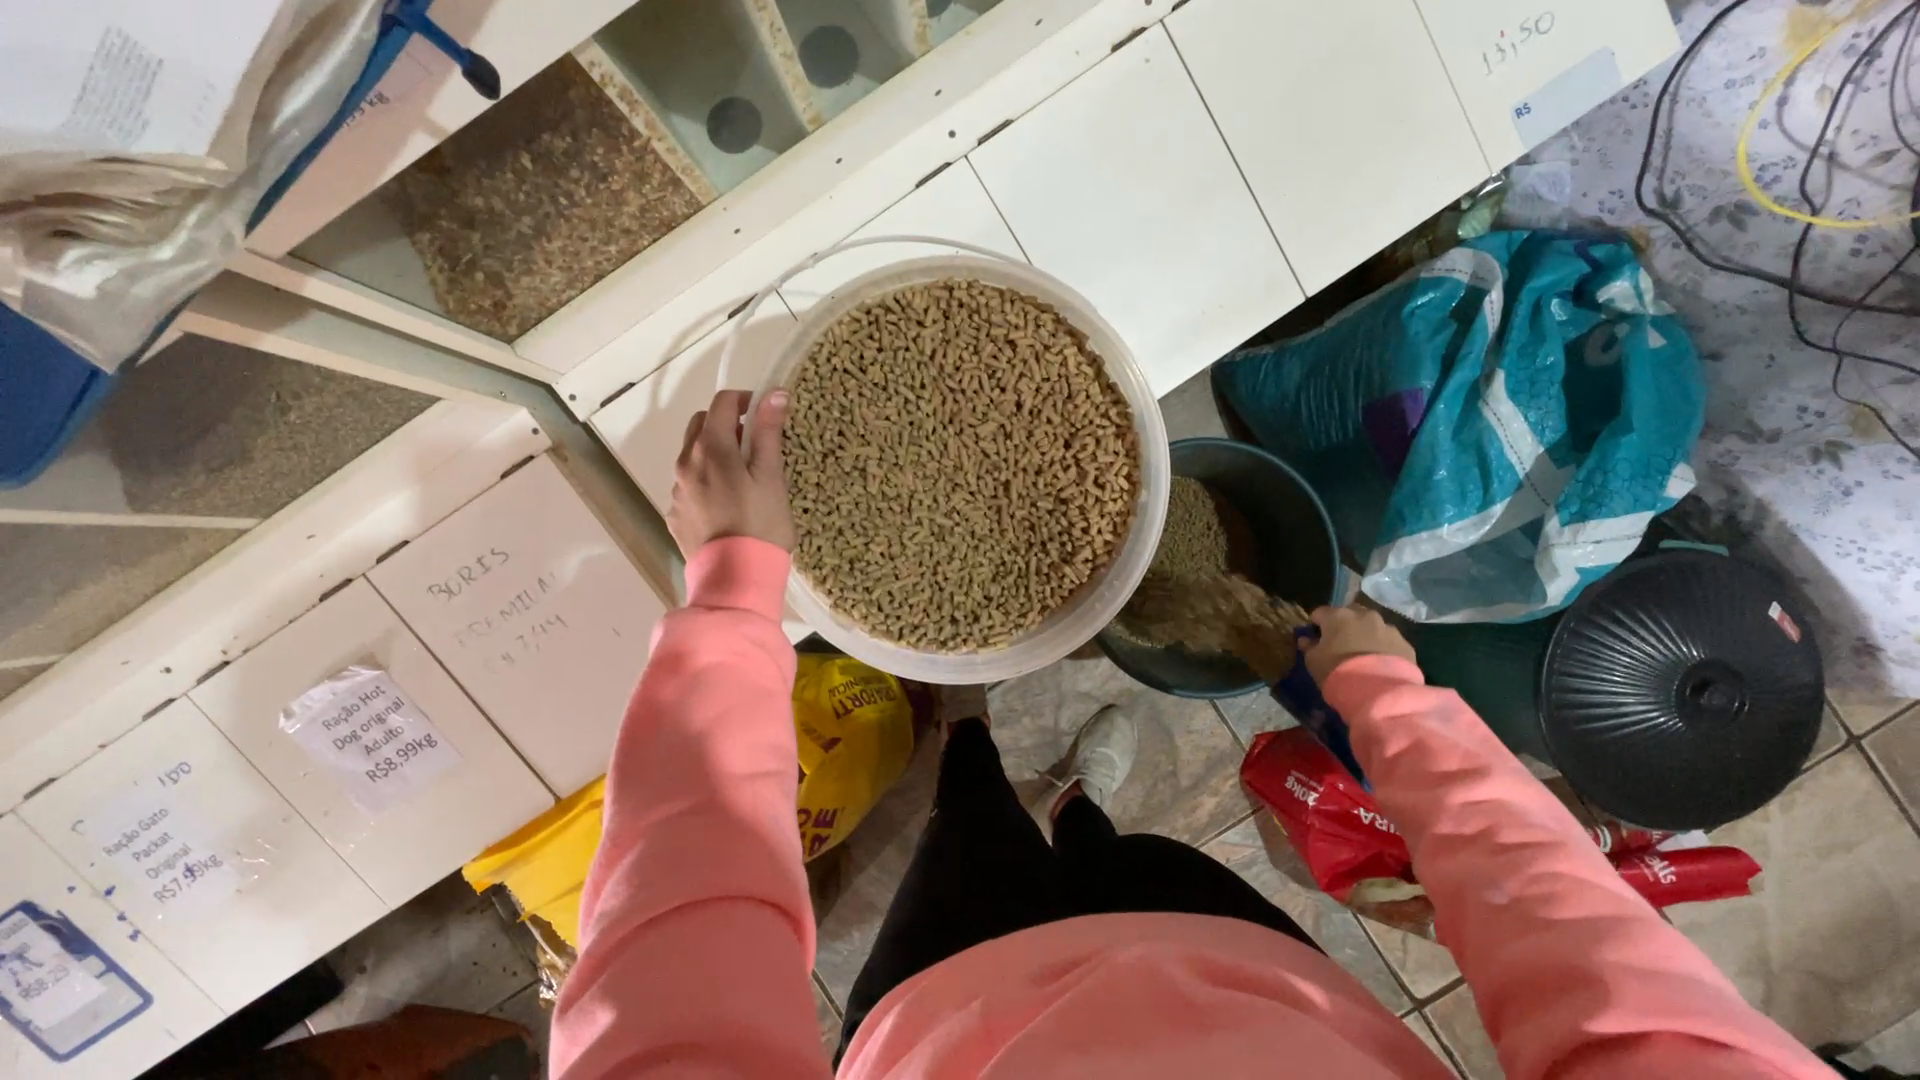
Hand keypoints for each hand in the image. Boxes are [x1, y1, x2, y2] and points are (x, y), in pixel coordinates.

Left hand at [668, 389, 796, 558]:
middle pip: (701, 425)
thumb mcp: (772, 476)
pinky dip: (706, 482)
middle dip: (726, 423)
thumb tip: (772, 393)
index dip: (744, 399)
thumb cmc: (761, 524)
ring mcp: (677, 491)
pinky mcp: (675, 515)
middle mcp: (686, 463)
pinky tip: (726, 506)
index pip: (722, 403)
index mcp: (712, 448)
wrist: (735, 578)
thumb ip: (768, 433)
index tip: (764, 412)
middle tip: (753, 444)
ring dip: (714, 454)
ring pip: (692, 456)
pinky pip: (689, 486)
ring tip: (741, 478)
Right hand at [1300, 605, 1416, 685]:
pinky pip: (1389, 642)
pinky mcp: (1405, 644)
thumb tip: (1306, 640)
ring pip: (1373, 626)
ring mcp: (1387, 628)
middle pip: (1350, 613)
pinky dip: (1383, 648)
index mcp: (1337, 616)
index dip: (1316, 625)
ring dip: (1366, 635)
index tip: (1314, 638)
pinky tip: (1379, 665)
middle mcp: (1364, 615)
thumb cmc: (1337, 671)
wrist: (1378, 691)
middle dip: (1344, 625)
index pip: (1320, 613)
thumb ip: (1309, 646)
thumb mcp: (1313, 661)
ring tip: (1363, 655)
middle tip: (1340, 644)